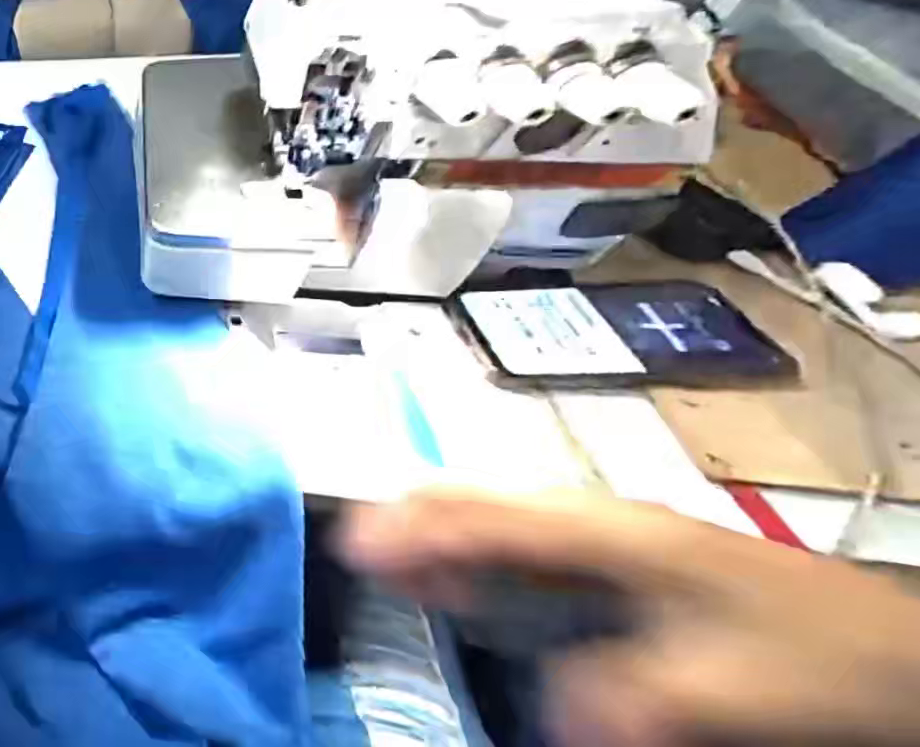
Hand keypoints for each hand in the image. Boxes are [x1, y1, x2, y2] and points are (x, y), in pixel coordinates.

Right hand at [341, 489, 919, 746]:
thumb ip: (631, 696)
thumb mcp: (735, 688)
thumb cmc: (819, 658)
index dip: (411, 530)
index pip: (478, 519)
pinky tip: (458, 576)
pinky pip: (509, 535)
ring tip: (387, 560)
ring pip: (482, 510)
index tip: (354, 548)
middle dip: (403, 520)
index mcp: (597, 530)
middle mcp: (580, 514)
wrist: (909, 649)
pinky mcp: (604, 547)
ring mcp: (592, 526)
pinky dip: (466, 548)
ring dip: (430, 532)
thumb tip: (545, 718)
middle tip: (354, 551)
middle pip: (466, 498)